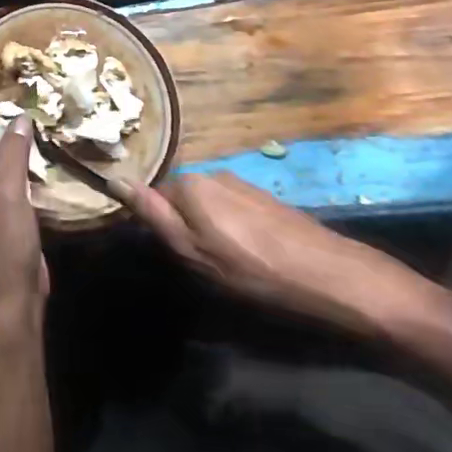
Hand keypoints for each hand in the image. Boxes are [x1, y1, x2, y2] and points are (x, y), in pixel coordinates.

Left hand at [0, 114, 48, 310]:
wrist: (12, 302)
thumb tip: (19, 118)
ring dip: (2, 156)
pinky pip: (1, 192)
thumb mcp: (8, 195)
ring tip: (22, 130)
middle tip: (8, 110)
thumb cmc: (1, 245)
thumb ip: (13, 155)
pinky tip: (33, 165)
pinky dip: (13, 177)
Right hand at [114, 171, 430, 335]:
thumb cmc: (255, 271)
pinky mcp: (266, 198)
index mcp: (189, 183)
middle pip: (180, 198)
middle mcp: (212, 173)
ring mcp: (242, 184)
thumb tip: (115, 179)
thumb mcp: (193, 251)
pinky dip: (232, 229)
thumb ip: (153, 215)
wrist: (336, 278)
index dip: (156, 226)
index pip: (151, 196)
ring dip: (209, 228)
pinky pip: (231, 210)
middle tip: (200, 263)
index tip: (171, 254)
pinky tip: (251, 256)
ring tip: (227, 263)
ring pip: (206, 205)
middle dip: (184, 225)